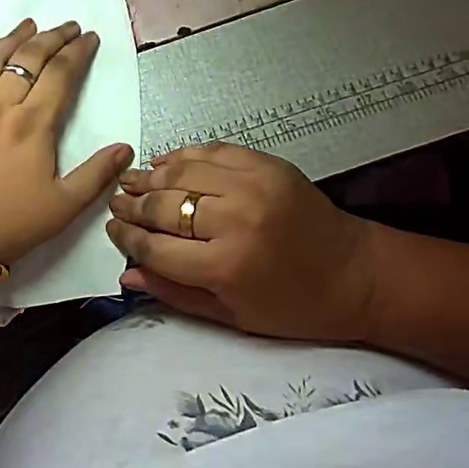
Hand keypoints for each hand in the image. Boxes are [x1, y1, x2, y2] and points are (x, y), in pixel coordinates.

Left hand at [0, 19, 133, 262]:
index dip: (78, 52)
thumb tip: (126, 148)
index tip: (91, 37)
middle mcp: (1, 107)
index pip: (61, 75)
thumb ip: (98, 174)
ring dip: (10, 39)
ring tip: (27, 24)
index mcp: (34, 124)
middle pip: (28, 60)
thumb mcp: (66, 205)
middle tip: (68, 26)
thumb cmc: (13, 223)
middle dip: (52, 38)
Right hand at [105, 142, 376, 341]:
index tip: (113, 231)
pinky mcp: (267, 164)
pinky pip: (213, 151)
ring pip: (183, 172)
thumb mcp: (232, 315)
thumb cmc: (294, 306)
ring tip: (132, 180)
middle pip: (164, 206)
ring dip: (152, 176)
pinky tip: (166, 162)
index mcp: (225, 266)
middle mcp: (235, 219)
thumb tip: (127, 274)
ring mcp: (252, 184)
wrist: (356, 273)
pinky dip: (185, 156)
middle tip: (116, 203)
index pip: (156, 248)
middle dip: (133, 205)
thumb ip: (175, 293)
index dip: (127, 239)